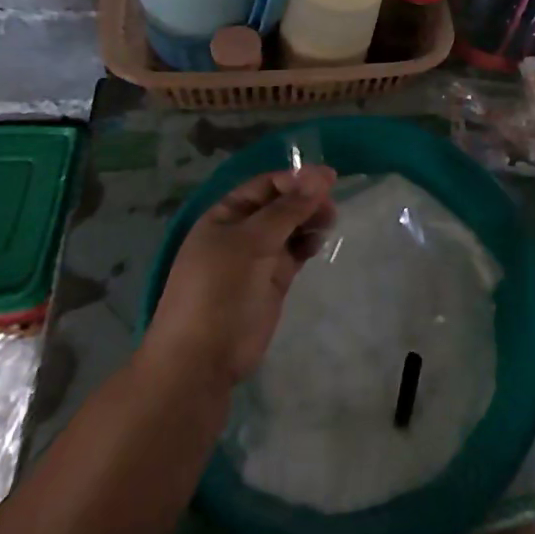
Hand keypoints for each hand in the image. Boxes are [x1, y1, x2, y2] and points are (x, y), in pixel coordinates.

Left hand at [142, 165, 337, 390]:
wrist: (203, 357)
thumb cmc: (220, 290)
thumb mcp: (251, 242)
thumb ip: (286, 210)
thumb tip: (320, 176)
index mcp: (225, 215)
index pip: (264, 185)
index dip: (295, 179)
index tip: (328, 179)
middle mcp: (241, 232)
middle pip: (279, 205)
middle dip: (305, 200)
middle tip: (331, 206)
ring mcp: (257, 257)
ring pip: (289, 228)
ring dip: (309, 220)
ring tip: (329, 221)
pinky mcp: (272, 281)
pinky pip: (293, 252)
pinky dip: (307, 243)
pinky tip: (319, 242)